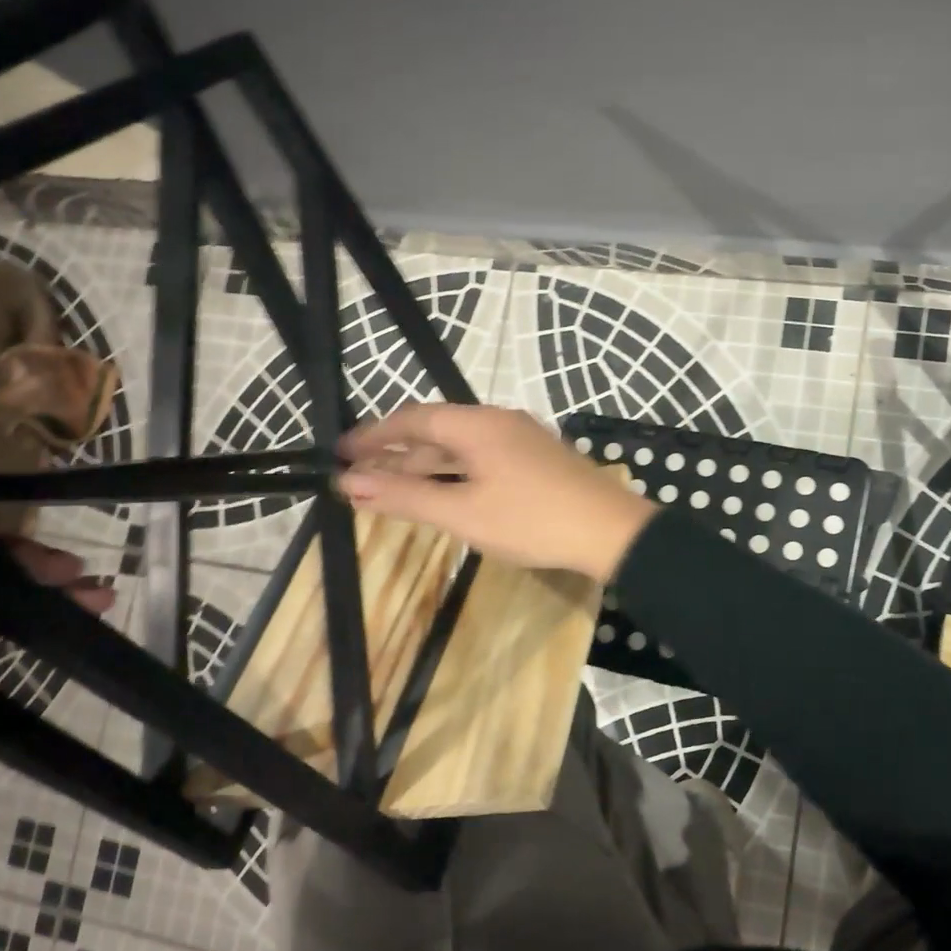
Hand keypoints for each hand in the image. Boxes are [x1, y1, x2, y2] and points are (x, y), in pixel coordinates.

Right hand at [337, 404, 656, 579]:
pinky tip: (445, 493)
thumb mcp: (463, 512)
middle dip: (397, 451)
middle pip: (438, 429)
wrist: (611, 531)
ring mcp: (524, 440)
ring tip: (391, 487)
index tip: (340, 453)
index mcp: (479, 425)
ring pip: (463, 445)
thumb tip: (348, 481)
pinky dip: (455, 471)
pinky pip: (484, 456)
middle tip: (359, 474)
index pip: (413, 418)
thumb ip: (406, 496)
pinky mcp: (539, 460)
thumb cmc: (533, 521)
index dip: (374, 435)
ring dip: (427, 464)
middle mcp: (501, 422)